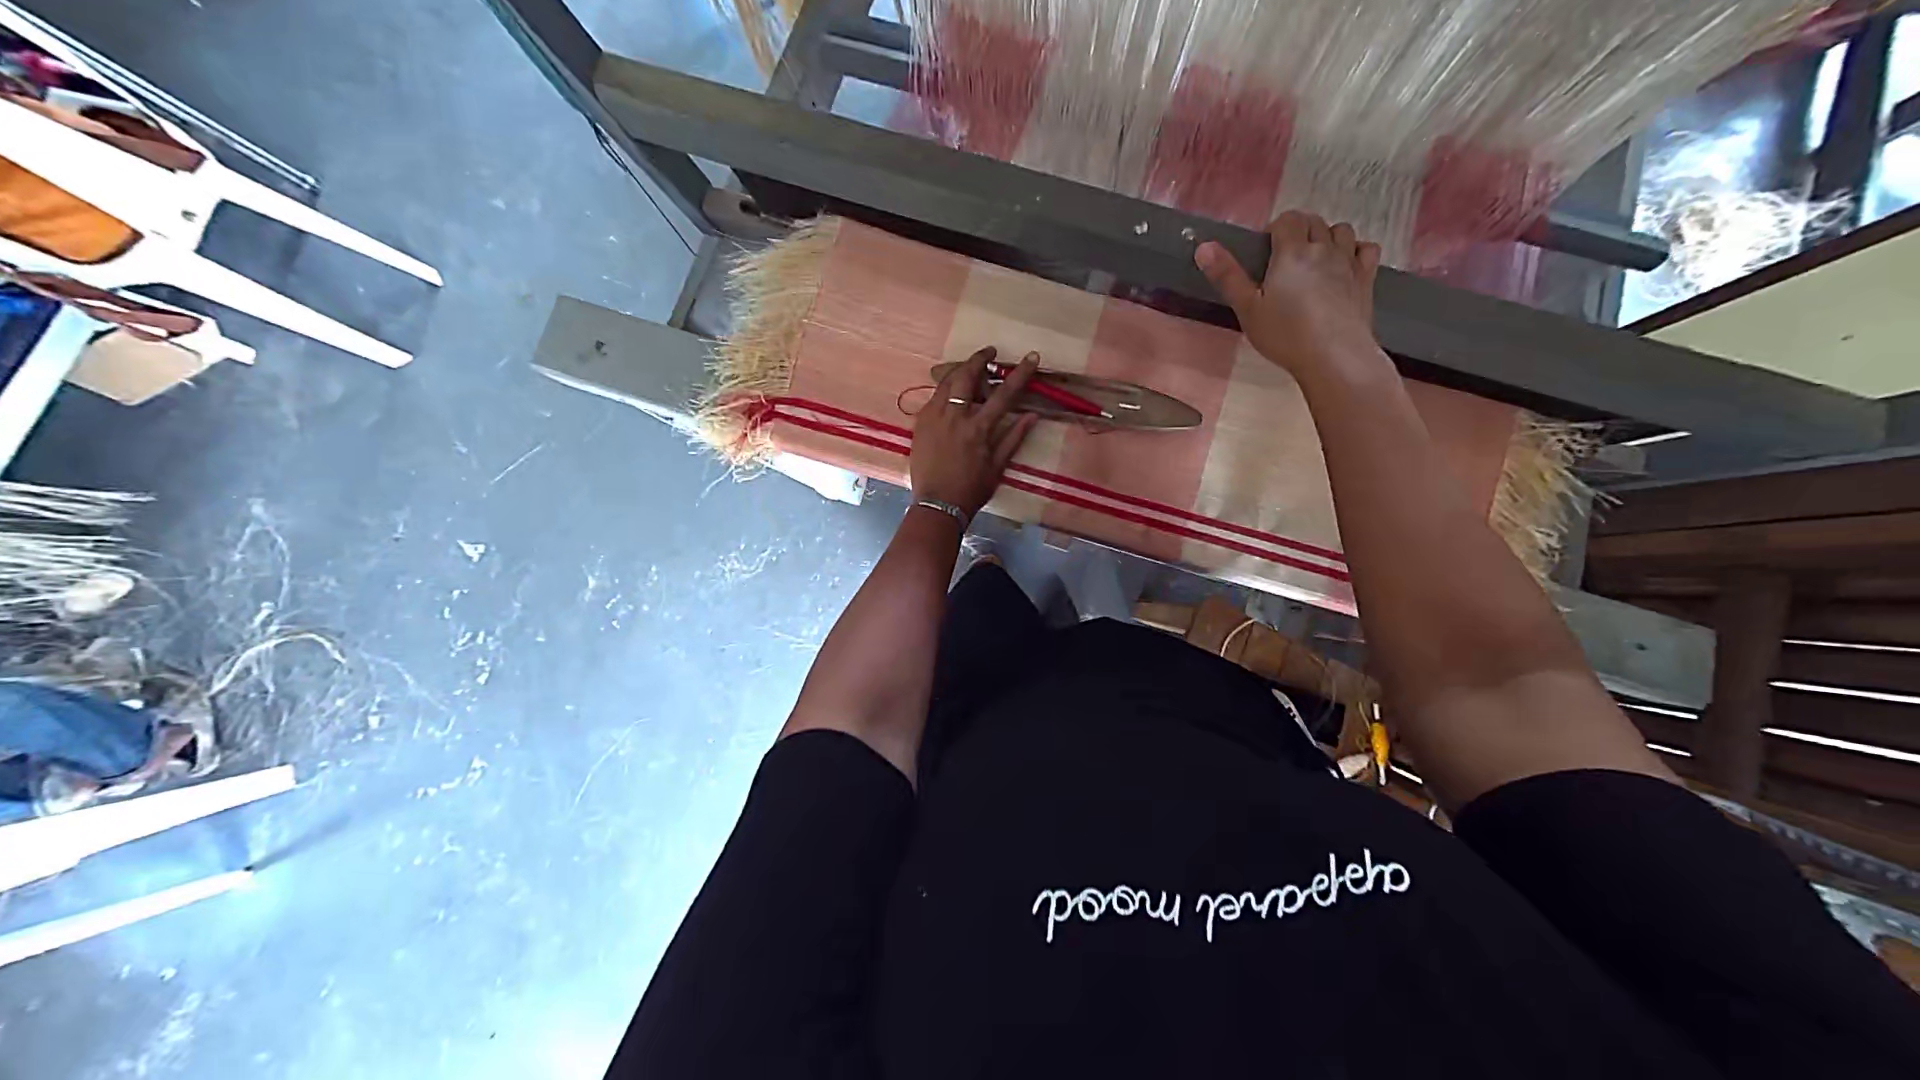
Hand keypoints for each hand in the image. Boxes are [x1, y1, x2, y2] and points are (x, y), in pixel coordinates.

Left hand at [909, 347, 1039, 517]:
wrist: (937, 505)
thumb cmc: (971, 489)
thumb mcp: (998, 466)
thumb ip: (1014, 437)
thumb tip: (1033, 415)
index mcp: (978, 429)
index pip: (1004, 393)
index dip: (1020, 373)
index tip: (1031, 357)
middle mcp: (955, 417)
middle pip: (967, 376)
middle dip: (979, 358)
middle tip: (989, 352)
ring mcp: (933, 418)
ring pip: (946, 382)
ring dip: (960, 370)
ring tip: (970, 368)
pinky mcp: (920, 423)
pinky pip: (933, 398)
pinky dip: (944, 390)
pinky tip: (950, 393)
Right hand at [1195, 211, 1386, 382]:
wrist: (1333, 355)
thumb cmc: (1285, 334)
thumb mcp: (1247, 309)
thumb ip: (1227, 276)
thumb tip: (1204, 246)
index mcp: (1292, 252)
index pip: (1287, 219)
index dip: (1275, 229)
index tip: (1266, 250)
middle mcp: (1324, 248)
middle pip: (1314, 221)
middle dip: (1299, 231)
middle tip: (1284, 260)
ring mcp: (1349, 261)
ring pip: (1341, 230)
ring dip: (1326, 237)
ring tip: (1313, 260)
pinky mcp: (1366, 277)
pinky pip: (1367, 248)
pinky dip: (1355, 249)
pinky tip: (1345, 264)